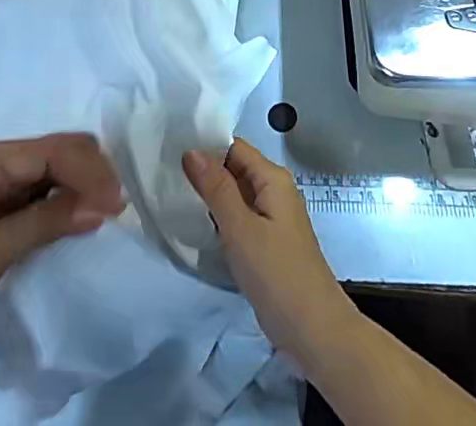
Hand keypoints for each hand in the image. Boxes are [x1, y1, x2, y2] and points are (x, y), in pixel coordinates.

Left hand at [0, 133, 125, 362]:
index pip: (50, 151)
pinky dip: (73, 198)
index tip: (116, 204)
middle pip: (59, 150)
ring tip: (107, 213)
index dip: (87, 171)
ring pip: (60, 166)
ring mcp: (0, 181)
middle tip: (116, 209)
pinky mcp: (7, 204)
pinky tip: (86, 216)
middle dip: (91, 173)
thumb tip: (101, 204)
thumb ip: (43, 222)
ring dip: (86, 185)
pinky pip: (52, 188)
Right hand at [182, 139, 356, 358]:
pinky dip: (218, 218)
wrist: (313, 328)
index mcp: (273, 179)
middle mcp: (274, 191)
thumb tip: (192, 151)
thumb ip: (217, 188)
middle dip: (203, 171)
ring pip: (235, 195)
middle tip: (162, 174)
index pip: (235, 148)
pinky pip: (239, 218)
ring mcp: (272, 218)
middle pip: (235, 169)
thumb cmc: (277, 272)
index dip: (205, 146)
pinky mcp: (266, 242)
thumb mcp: (241, 228)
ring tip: (170, 196)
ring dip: (209, 196)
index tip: (169, 150)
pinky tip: (194, 225)